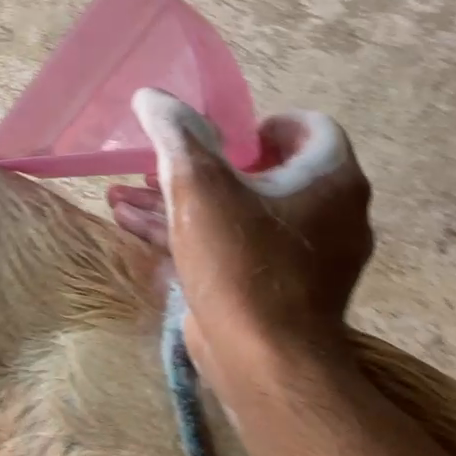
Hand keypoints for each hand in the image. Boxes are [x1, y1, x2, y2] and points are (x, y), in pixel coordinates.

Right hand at [105, 90, 373, 383]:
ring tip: (124, 196)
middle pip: (264, 170)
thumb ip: (175, 134)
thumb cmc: (240, 262)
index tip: (216, 136)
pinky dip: (191, 231)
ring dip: (181, 199)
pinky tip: (133, 226)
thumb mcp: (198, 185)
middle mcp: (331, 213)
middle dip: (200, 164)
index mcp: (329, 181)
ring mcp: (307, 254)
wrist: (263, 358)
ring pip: (240, 210)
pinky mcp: (280, 286)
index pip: (309, 128)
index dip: (259, 123)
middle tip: (155, 165)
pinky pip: (235, 243)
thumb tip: (152, 96)